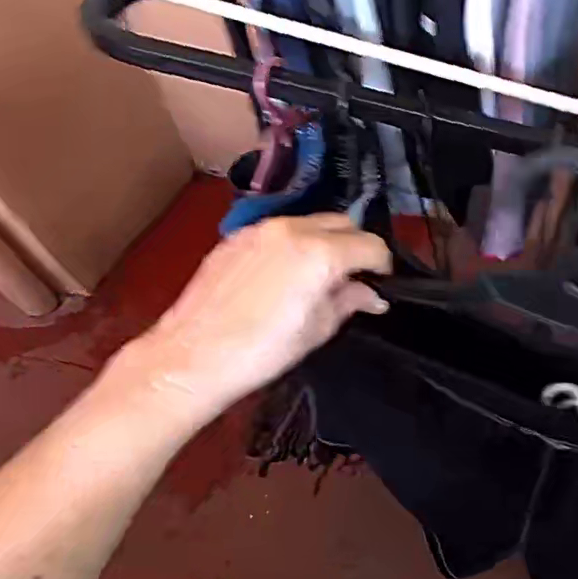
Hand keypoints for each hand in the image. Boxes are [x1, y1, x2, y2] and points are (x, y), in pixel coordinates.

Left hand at [118, 213, 390, 420]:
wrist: (194, 355)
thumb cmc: (265, 349)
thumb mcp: (320, 328)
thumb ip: (351, 301)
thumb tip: (372, 296)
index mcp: (321, 253)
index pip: (371, 245)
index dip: (383, 266)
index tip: (381, 283)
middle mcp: (293, 229)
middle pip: (344, 223)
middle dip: (357, 246)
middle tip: (355, 277)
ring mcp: (261, 230)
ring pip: (311, 222)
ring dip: (327, 242)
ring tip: (321, 276)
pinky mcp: (236, 238)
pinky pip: (280, 231)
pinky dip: (296, 245)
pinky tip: (287, 276)